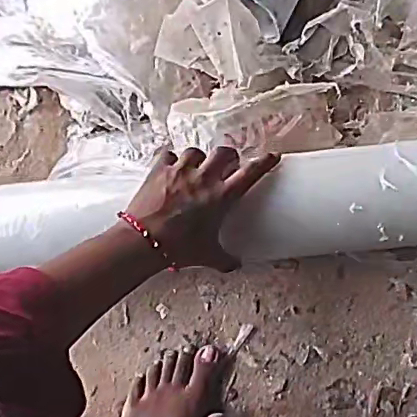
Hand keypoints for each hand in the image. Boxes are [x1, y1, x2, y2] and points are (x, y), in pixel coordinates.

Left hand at [123, 145, 279, 271]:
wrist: (144, 241)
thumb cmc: (179, 248)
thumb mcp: (208, 256)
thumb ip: (225, 259)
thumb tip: (235, 265)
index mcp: (222, 196)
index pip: (251, 172)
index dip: (264, 162)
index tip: (272, 156)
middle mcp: (204, 178)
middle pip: (224, 152)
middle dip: (228, 157)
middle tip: (227, 166)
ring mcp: (181, 171)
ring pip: (196, 151)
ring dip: (199, 158)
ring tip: (196, 168)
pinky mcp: (160, 169)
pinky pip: (169, 154)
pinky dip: (172, 159)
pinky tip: (171, 168)